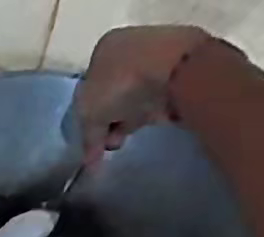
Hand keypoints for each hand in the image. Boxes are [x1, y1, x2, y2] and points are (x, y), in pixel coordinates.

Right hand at [75, 25, 212, 165]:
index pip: (88, 90)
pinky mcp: (176, 69)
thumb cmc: (120, 85)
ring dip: (127, 121)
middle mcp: (128, 48)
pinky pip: (153, 99)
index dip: (87, 118)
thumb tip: (90, 161)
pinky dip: (147, 113)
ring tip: (127, 135)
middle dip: (108, 122)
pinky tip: (146, 124)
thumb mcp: (89, 116)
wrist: (174, 69)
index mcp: (103, 49)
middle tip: (110, 141)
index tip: (94, 138)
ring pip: (131, 99)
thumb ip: (88, 139)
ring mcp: (154, 57)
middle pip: (110, 96)